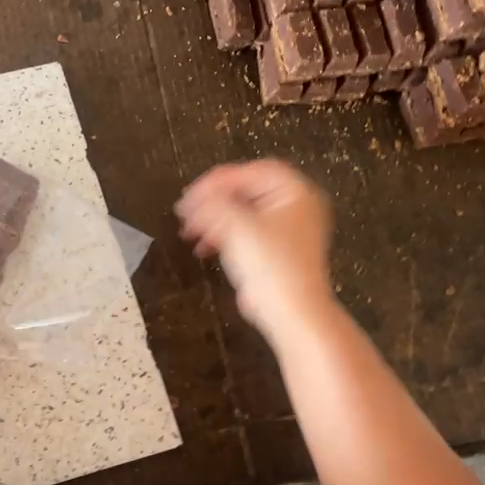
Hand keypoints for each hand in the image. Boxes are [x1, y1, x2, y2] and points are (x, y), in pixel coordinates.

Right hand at [176, 159, 335, 336]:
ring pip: (243, 213)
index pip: (252, 172)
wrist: (292, 312)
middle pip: (246, 191)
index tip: (193, 193)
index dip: (219, 180)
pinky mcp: (276, 252)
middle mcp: (296, 207)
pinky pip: (245, 233)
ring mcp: (287, 230)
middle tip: (188, 209)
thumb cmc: (272, 264)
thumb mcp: (237, 226)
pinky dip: (223, 235)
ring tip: (190, 230)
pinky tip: (203, 248)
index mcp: (296, 192)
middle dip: (213, 201)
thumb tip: (194, 200)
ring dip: (213, 219)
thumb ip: (212, 206)